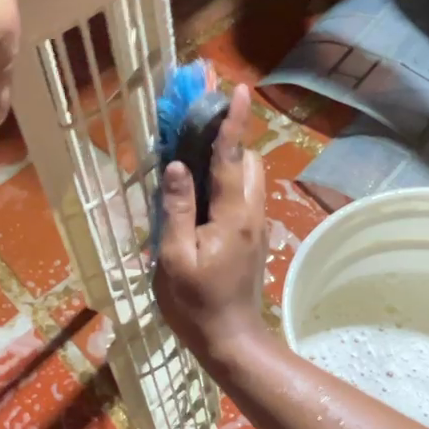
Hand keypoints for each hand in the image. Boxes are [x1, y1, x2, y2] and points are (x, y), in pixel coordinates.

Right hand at [155, 85, 269, 358]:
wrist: (230, 340)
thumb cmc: (196, 303)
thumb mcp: (175, 258)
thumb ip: (176, 209)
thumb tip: (175, 165)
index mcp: (232, 214)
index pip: (231, 157)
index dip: (232, 121)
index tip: (237, 88)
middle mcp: (250, 212)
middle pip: (246, 160)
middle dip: (229, 134)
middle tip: (199, 117)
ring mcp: (253, 225)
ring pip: (246, 176)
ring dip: (227, 155)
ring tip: (194, 145)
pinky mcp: (248, 236)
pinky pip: (239, 193)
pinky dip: (224, 176)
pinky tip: (198, 184)